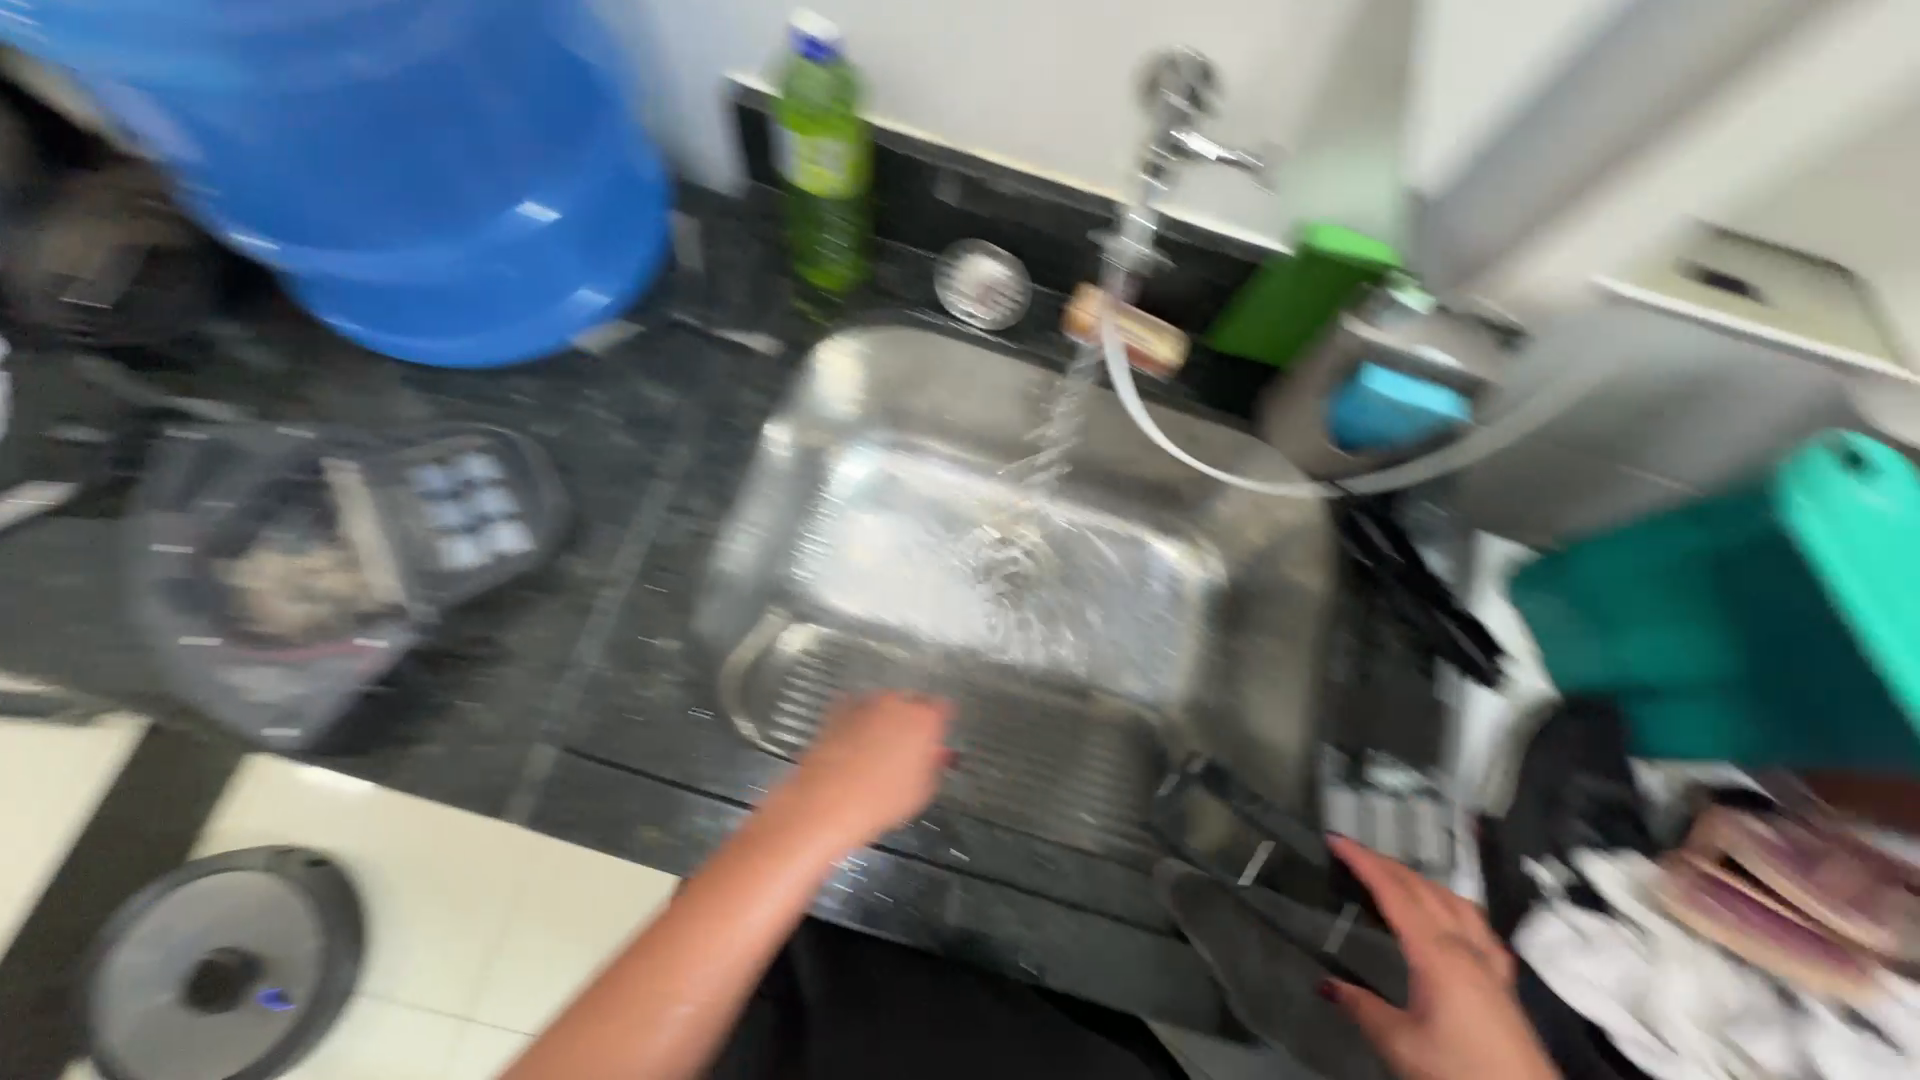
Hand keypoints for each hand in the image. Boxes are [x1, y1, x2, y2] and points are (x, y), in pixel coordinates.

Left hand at [768, 692, 953, 852]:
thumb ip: (934, 764)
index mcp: (925, 718)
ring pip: (883, 706)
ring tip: (879, 753)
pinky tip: (855, 749)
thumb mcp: (923, 789)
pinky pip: (857, 713)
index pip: (943, 708)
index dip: (941, 723)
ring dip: (885, 721)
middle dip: (912, 720)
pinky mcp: (838, 710)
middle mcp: (896, 702)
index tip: (937, 737)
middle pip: (912, 703)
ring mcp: (865, 704)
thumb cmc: (881, 800)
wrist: (826, 801)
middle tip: (908, 748)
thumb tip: (936, 755)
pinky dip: (860, 724)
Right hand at [1323, 836, 1559, 1079]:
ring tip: (1392, 874)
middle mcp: (1465, 947)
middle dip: (1386, 863)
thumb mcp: (1401, 1045)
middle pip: (1424, 889)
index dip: (1364, 863)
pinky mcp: (1504, 979)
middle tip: (1352, 851)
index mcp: (1436, 954)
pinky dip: (1450, 902)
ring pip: (1453, 899)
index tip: (1336, 840)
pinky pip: (1476, 922)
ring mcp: (1490, 961)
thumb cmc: (1460, 1071)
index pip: (1394, 893)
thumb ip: (1362, 1008)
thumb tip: (1326, 983)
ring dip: (1418, 878)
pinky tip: (1448, 912)